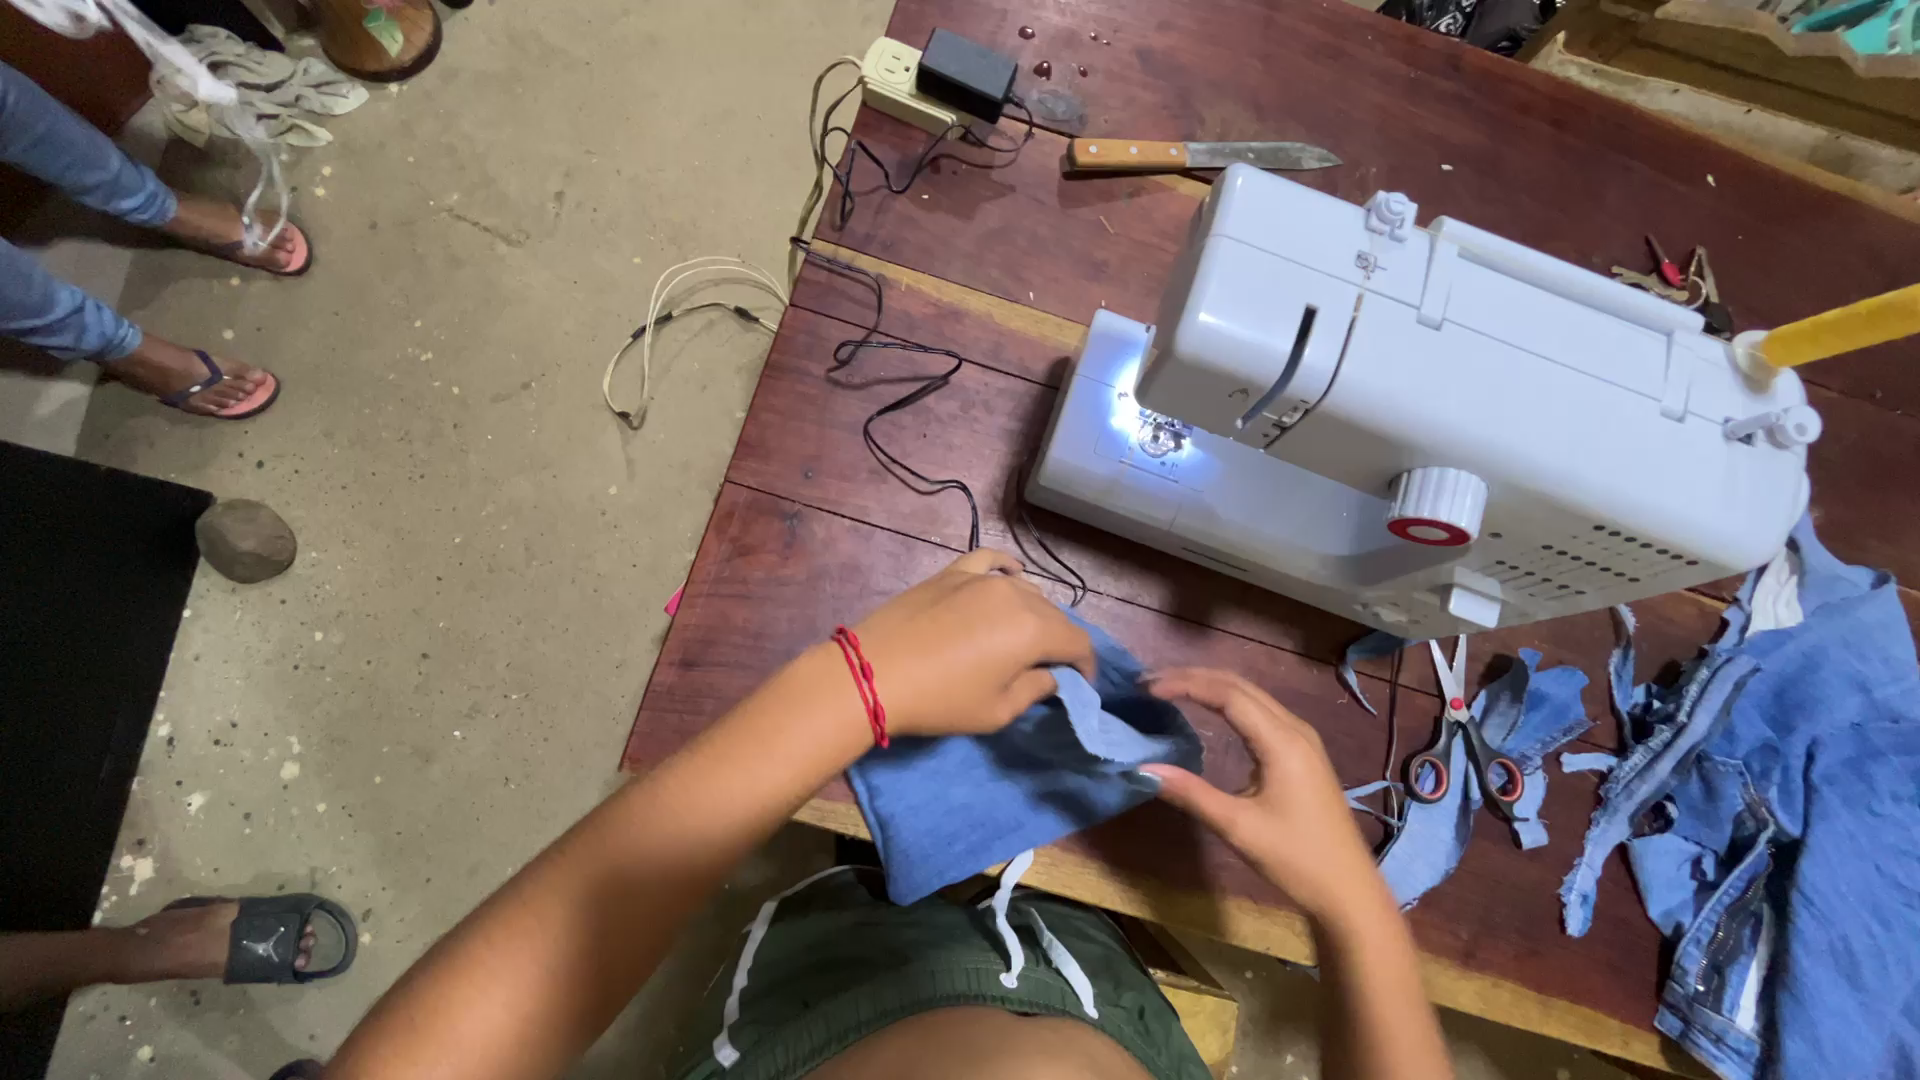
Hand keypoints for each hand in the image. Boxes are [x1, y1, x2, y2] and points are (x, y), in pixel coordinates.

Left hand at [847, 549, 1095, 737]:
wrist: (874, 673)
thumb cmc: (940, 700)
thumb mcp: (997, 710)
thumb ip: (1035, 689)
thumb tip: (1050, 676)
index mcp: (1033, 630)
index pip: (1078, 642)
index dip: (1085, 666)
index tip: (1079, 685)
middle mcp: (1015, 595)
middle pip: (1054, 615)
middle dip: (1060, 642)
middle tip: (1048, 667)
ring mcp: (982, 578)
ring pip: (1027, 589)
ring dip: (1035, 612)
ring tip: (1023, 636)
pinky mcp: (952, 572)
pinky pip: (990, 560)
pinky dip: (1006, 568)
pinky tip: (1010, 576)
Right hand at [1138, 669, 1387, 922]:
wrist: (1349, 891)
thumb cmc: (1296, 859)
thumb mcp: (1238, 828)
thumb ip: (1191, 793)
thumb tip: (1143, 768)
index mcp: (1282, 742)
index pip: (1227, 694)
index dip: (1185, 684)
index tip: (1148, 690)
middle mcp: (1294, 729)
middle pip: (1238, 685)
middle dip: (1192, 677)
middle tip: (1149, 682)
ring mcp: (1301, 738)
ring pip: (1249, 694)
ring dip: (1208, 685)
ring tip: (1168, 688)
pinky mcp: (1300, 751)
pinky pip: (1258, 709)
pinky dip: (1225, 700)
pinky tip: (1204, 708)